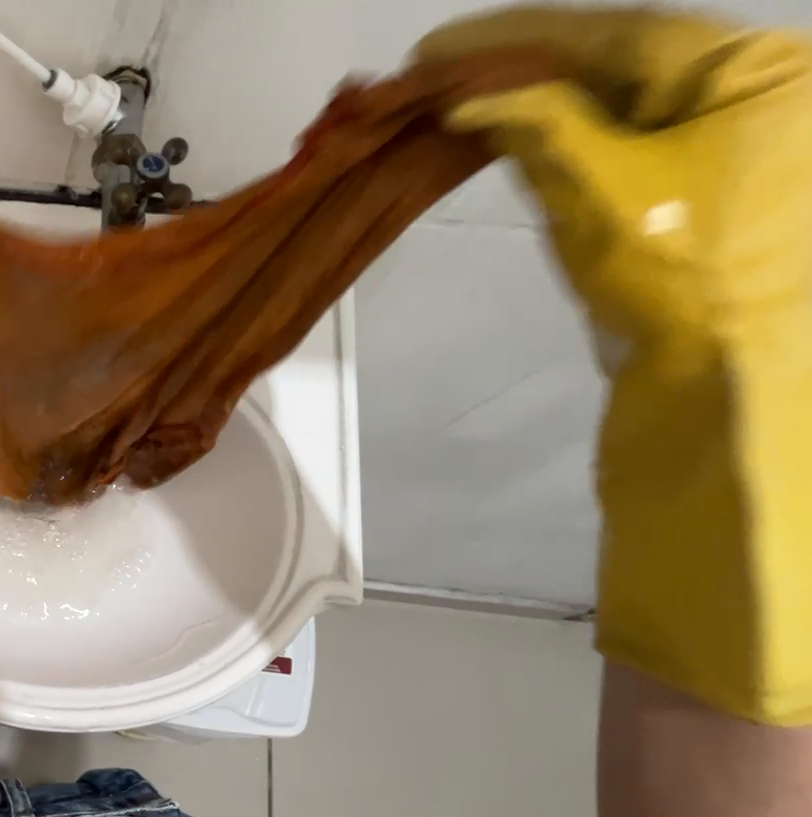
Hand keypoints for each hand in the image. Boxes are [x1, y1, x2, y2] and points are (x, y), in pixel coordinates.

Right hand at [417, 7, 811, 723]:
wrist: (750, 404)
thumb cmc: (697, 292)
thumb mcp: (611, 196)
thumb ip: (546, 132)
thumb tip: (475, 102)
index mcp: (764, 77)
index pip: (618, 34)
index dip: (517, 38)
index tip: (434, 49)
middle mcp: (763, 102)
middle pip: (615, 64)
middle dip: (515, 70)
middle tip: (428, 81)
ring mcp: (733, 158)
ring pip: (609, 108)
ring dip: (526, 108)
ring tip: (450, 110)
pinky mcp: (696, 211)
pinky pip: (613, 150)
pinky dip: (550, 145)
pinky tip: (505, 146)